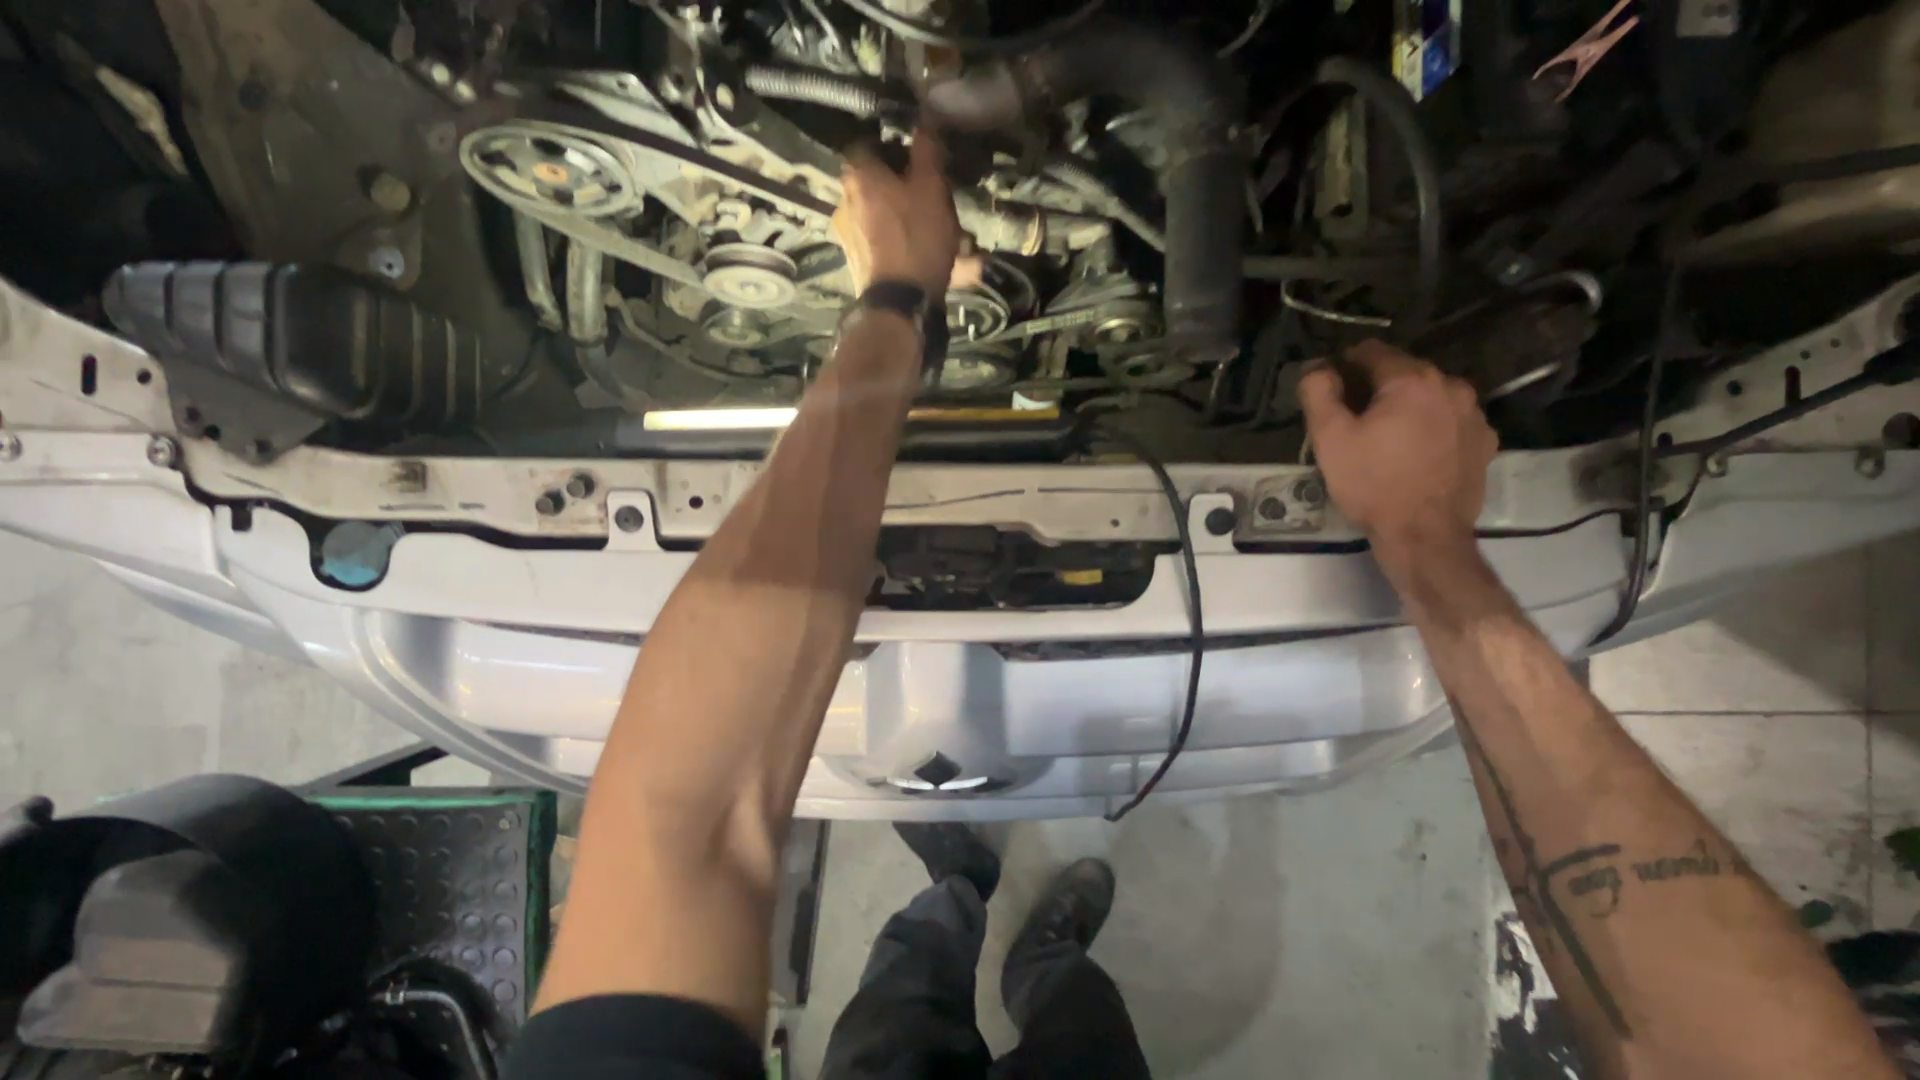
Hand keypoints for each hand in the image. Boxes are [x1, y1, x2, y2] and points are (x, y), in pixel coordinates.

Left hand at [832, 131, 968, 296]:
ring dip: (898, 213)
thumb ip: (926, 151)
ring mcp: (844, 234)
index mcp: (857, 175)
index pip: (867, 144)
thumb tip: (923, 121)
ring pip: (875, 212)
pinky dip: (895, 238)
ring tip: (928, 226)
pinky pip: (877, 239)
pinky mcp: (853, 261)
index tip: (915, 156)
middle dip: (898, 183)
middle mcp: (842, 200)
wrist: (899, 301)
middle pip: (871, 181)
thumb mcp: (931, 187)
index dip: (892, 146)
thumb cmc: (917, 236)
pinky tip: (917, 250)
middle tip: (927, 192)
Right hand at [1297, 340, 1497, 580]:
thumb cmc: (1373, 484)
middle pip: (1404, 372)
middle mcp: (1451, 386)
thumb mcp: (1330, 439)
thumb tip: (1319, 368)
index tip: (1330, 390)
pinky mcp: (1483, 441)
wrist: (1425, 536)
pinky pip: (1449, 421)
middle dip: (1376, 387)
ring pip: (1429, 396)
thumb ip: (1319, 393)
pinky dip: (1430, 427)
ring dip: (1405, 406)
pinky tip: (1413, 453)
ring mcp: (1473, 414)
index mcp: (1412, 380)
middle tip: (1353, 419)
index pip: (1371, 351)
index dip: (1345, 365)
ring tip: (1385, 438)